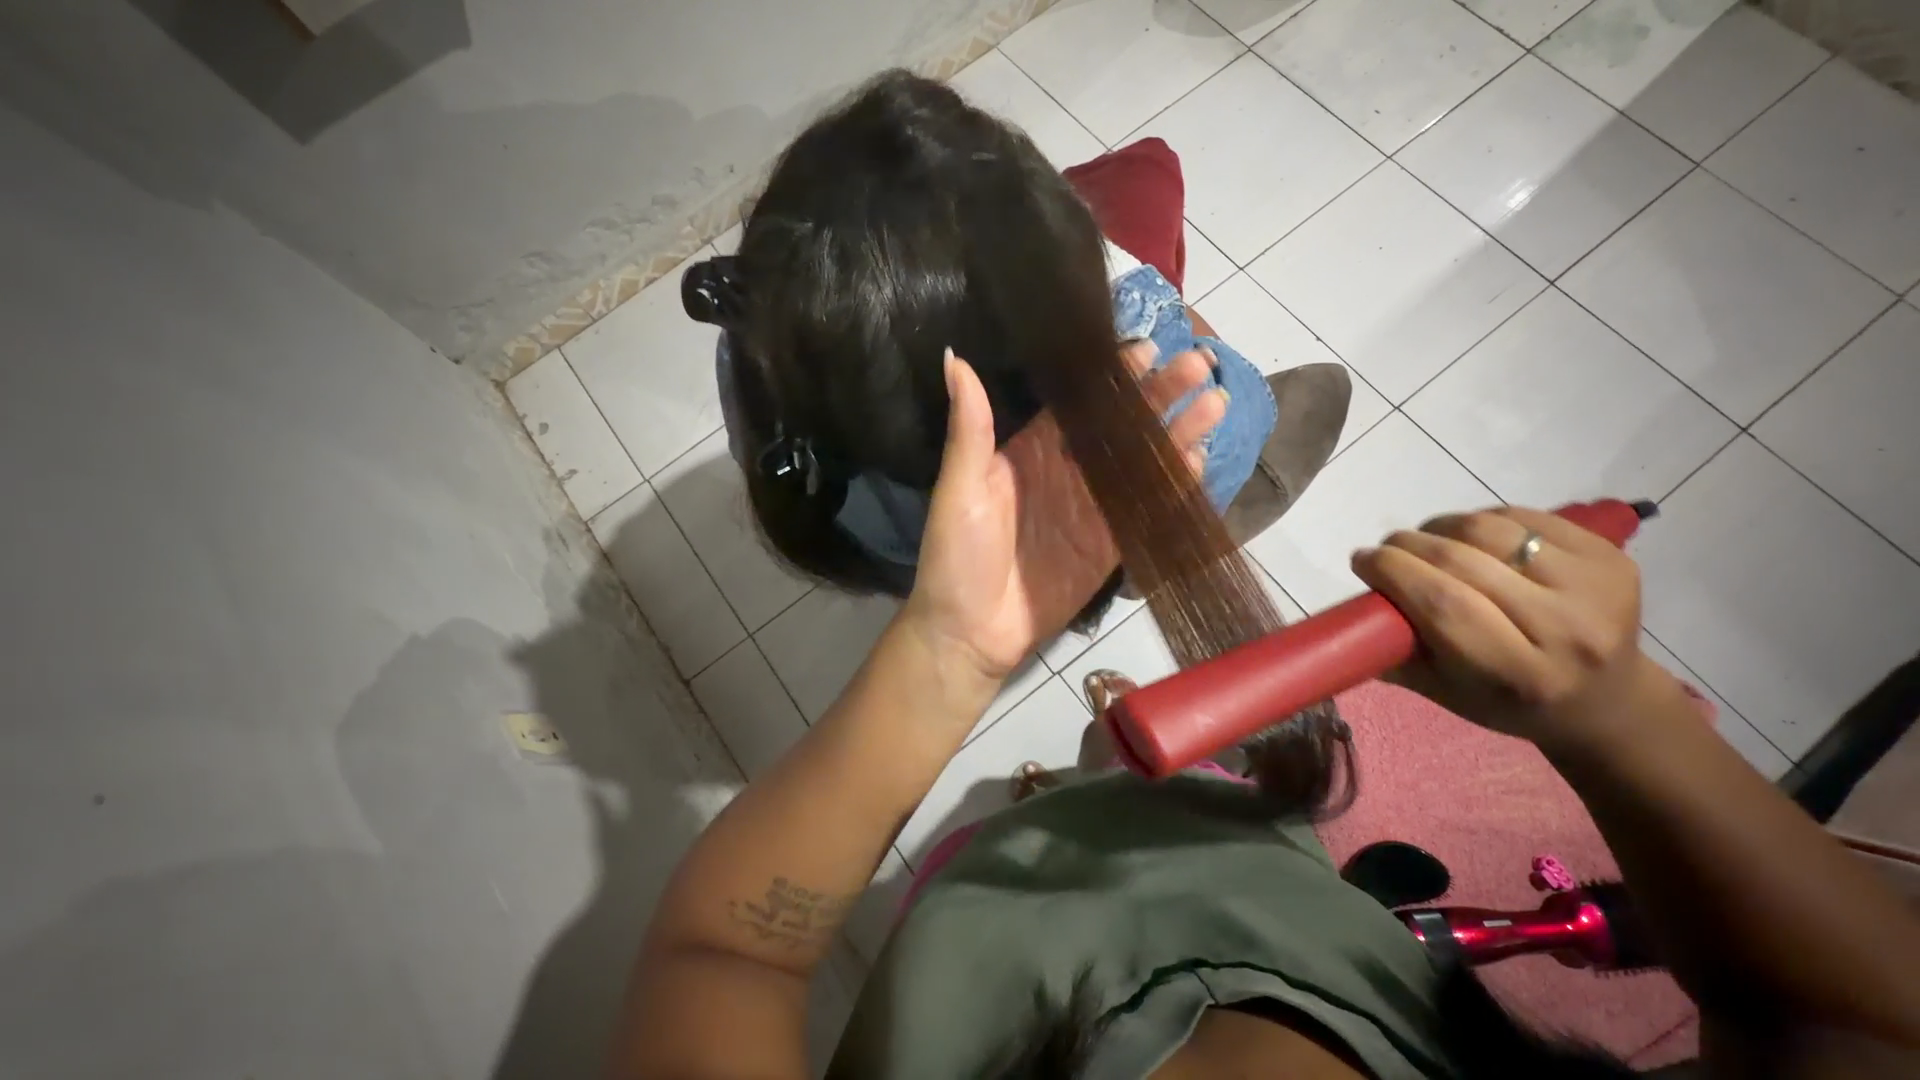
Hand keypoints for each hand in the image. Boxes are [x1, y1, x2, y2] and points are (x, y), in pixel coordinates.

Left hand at [902, 343, 1222, 682]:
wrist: (970, 633)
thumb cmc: (956, 555)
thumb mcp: (960, 487)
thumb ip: (969, 427)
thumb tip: (955, 359)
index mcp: (1029, 450)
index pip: (1078, 402)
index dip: (1112, 375)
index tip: (1146, 348)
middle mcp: (1066, 471)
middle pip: (1119, 425)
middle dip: (1159, 394)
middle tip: (1199, 364)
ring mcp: (1091, 508)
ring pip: (1141, 461)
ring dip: (1177, 432)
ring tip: (1215, 403)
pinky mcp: (1109, 545)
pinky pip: (1146, 508)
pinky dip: (1173, 485)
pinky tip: (1199, 459)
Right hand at [1349, 506, 1669, 748]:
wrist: (1606, 701)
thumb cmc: (1510, 703)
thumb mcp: (1446, 694)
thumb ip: (1397, 655)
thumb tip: (1350, 616)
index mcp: (1521, 674)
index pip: (1445, 605)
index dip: (1395, 572)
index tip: (1363, 561)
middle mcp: (1567, 630)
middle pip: (1464, 562)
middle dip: (1409, 545)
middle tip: (1386, 549)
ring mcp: (1596, 588)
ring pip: (1492, 530)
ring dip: (1442, 527)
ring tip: (1426, 541)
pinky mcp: (1611, 556)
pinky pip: (1525, 517)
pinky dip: (1483, 520)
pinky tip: (1469, 537)